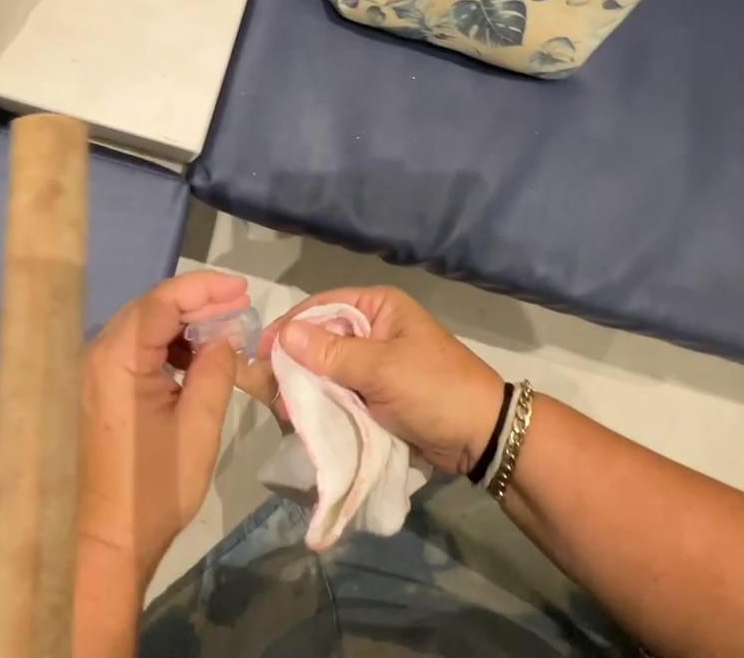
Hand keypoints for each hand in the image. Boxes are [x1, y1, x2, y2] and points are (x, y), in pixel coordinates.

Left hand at [79, 269, 249, 579]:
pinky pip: (133, 350)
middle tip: (240, 307)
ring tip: (224, 330)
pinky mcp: (95, 389)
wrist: (104, 543)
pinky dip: (165, 346)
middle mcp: (96, 356)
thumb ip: (215, 370)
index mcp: (118, 360)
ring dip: (183, 323)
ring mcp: (91, 373)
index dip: (206, 287)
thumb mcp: (198, 427)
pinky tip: (194, 358)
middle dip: (198, 301)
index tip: (243, 290)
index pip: (163, 300)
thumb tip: (226, 335)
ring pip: (142, 326)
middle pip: (150, 308)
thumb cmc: (154, 488)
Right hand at [257, 285, 505, 474]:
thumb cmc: (435, 390)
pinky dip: (320, 404)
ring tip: (284, 410)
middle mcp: (373, 328)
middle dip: (294, 364)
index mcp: (378, 307)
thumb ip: (332, 353)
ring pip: (325, 369)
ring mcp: (373, 363)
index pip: (322, 306)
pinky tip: (302, 419)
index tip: (262, 354)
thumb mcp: (382, 369)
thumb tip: (285, 334)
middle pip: (319, 339)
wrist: (481, 437)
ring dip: (305, 388)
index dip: (290, 327)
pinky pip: (337, 392)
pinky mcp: (374, 393)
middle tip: (269, 390)